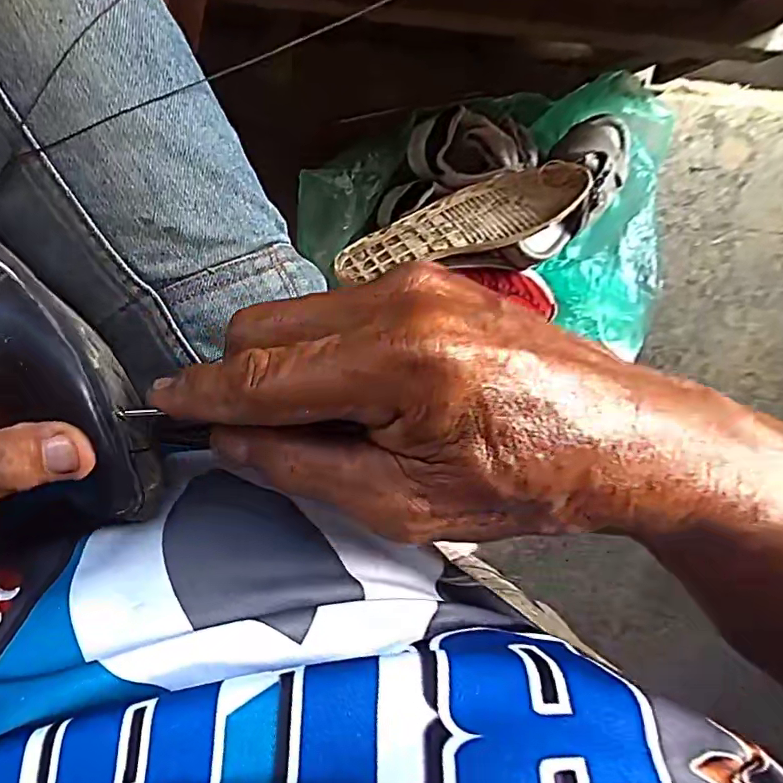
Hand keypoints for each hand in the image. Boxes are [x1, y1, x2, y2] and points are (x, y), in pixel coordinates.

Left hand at [0, 347, 94, 597]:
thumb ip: (10, 459)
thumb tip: (74, 447)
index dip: (40, 364)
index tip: (80, 383)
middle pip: (23, 374)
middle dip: (55, 397)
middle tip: (91, 413)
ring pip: (35, 403)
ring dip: (59, 422)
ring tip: (88, 430)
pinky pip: (38, 431)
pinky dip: (55, 444)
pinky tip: (75, 448)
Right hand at [149, 263, 716, 542]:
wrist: (624, 436)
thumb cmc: (522, 484)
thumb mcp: (401, 505)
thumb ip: (299, 467)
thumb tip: (228, 440)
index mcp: (398, 362)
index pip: (261, 375)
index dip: (200, 393)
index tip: (159, 403)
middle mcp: (396, 300)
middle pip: (259, 327)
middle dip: (234, 380)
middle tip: (256, 434)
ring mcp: (409, 279)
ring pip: (288, 314)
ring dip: (273, 366)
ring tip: (319, 418)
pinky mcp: (419, 278)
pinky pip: (325, 309)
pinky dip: (310, 350)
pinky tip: (348, 390)